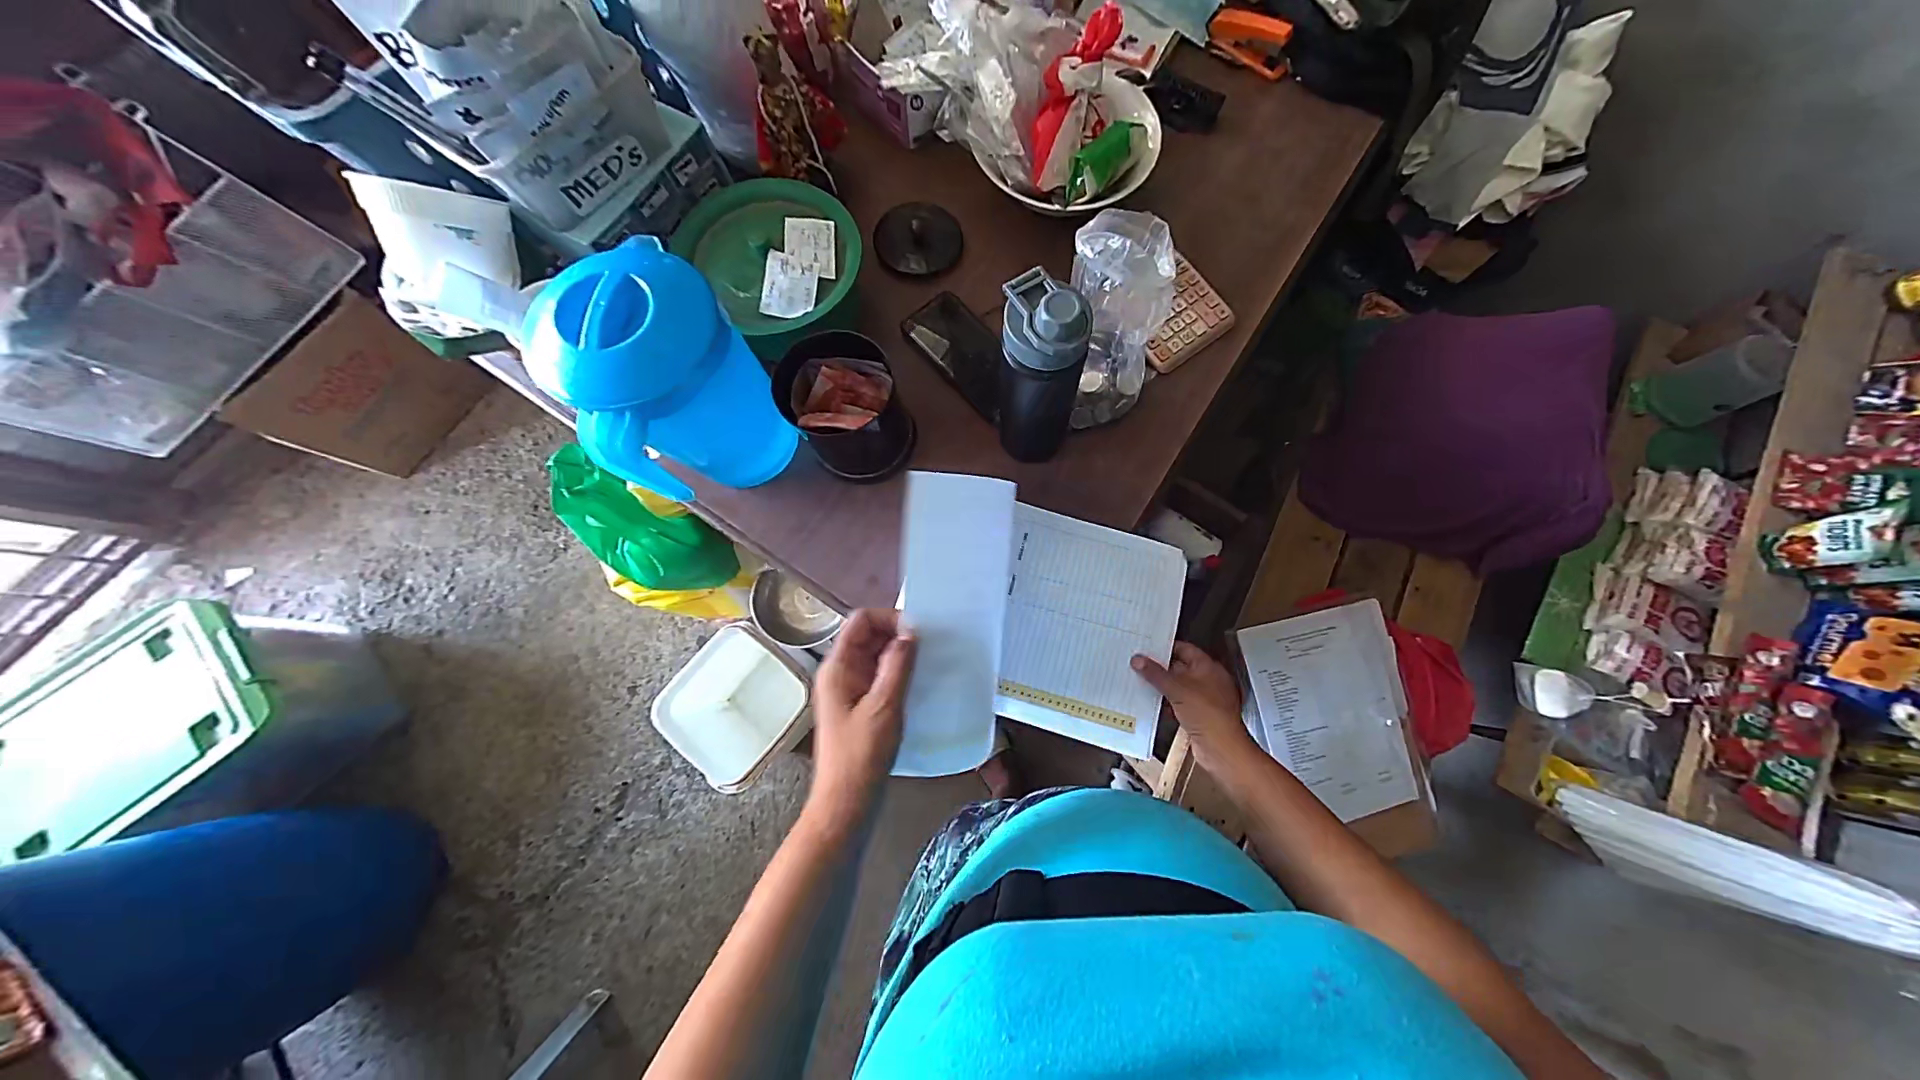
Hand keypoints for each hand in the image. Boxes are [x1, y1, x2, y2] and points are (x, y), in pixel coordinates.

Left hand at [809, 609, 915, 823]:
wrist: (846, 804)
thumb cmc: (861, 757)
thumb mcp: (884, 707)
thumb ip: (897, 666)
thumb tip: (910, 633)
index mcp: (838, 667)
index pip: (861, 621)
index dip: (889, 619)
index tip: (919, 633)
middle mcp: (841, 673)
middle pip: (869, 636)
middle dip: (898, 635)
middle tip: (930, 648)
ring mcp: (850, 690)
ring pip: (876, 656)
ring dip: (900, 655)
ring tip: (928, 664)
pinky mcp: (860, 706)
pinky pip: (880, 677)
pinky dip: (899, 674)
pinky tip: (918, 684)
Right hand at [1132, 643, 1258, 774]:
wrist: (1220, 748)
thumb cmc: (1209, 715)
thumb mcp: (1176, 689)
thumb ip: (1155, 673)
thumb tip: (1140, 661)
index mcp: (1208, 667)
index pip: (1185, 649)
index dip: (1166, 647)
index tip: (1149, 648)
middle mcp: (1208, 680)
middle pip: (1180, 667)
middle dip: (1161, 668)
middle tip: (1141, 665)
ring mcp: (1204, 698)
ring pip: (1179, 686)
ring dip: (1163, 686)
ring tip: (1143, 682)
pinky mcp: (1199, 714)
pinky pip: (1180, 702)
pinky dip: (1168, 701)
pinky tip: (1154, 703)